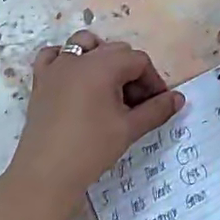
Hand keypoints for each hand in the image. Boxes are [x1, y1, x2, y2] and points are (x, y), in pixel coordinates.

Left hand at [8, 30, 182, 209]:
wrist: (45, 174)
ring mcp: (56, 67)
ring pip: (84, 44)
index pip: (138, 60)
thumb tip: (179, 98)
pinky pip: (53, 55)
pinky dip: (66, 59)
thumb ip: (156, 110)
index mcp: (103, 66)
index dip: (153, 81)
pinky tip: (75, 78)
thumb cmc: (91, 149)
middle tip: (137, 104)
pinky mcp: (40, 80)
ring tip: (109, 87)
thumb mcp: (129, 129)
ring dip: (102, 58)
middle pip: (115, 51)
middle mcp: (79, 58)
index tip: (158, 104)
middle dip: (131, 73)